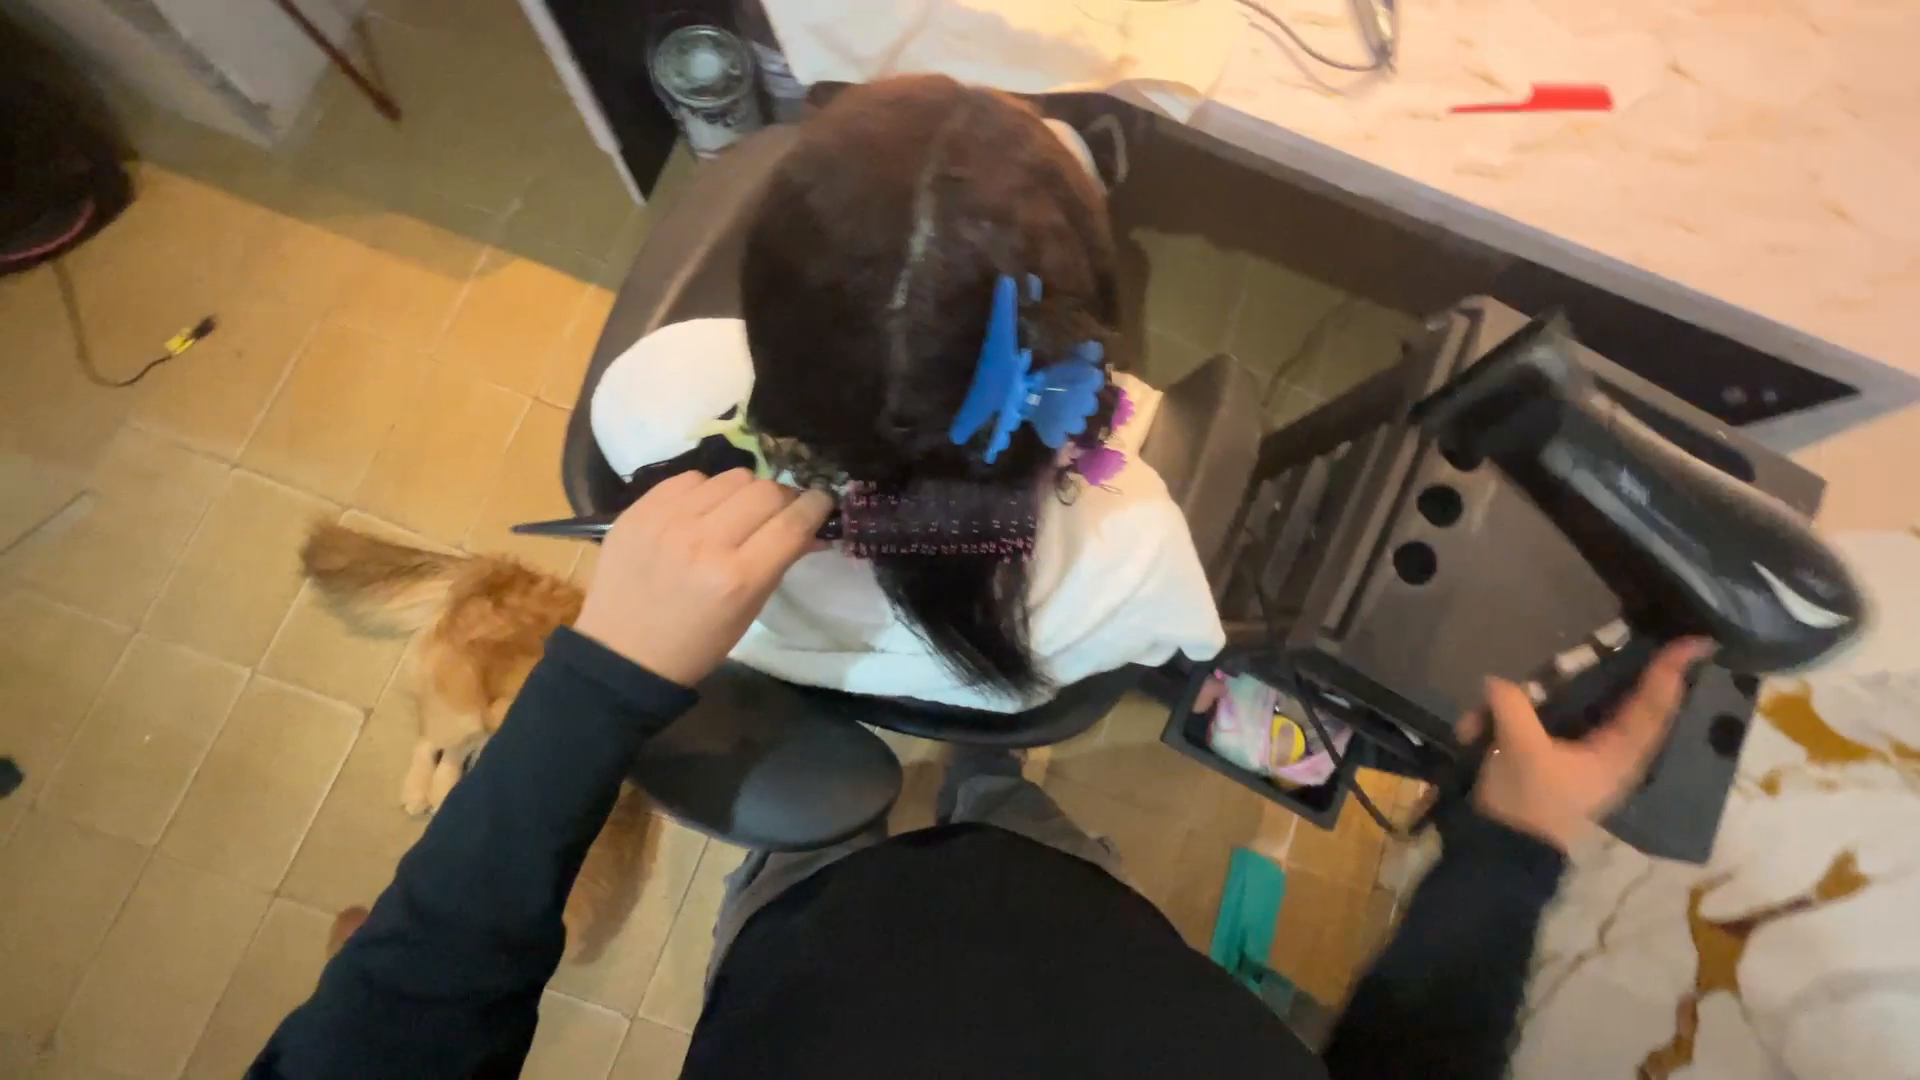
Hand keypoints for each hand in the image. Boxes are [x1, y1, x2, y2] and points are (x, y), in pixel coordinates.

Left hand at [574, 470, 833, 685]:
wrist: (622, 652)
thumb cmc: (698, 641)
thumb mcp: (750, 609)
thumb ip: (782, 561)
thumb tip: (814, 527)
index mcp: (738, 578)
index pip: (793, 523)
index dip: (816, 506)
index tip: (822, 502)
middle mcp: (705, 542)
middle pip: (766, 490)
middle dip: (783, 498)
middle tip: (780, 511)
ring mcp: (668, 521)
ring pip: (732, 476)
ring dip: (745, 492)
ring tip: (738, 512)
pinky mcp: (640, 509)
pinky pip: (692, 478)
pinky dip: (707, 491)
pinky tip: (702, 512)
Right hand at [1463, 638, 1714, 850]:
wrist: (1501, 845)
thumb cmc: (1529, 799)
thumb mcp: (1520, 748)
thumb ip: (1512, 706)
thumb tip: (1497, 682)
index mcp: (1619, 753)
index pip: (1652, 706)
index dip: (1670, 673)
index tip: (1693, 643)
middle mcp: (1604, 750)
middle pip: (1593, 699)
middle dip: (1555, 684)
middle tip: (1543, 668)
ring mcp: (1572, 753)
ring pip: (1546, 709)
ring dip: (1505, 710)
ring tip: (1476, 725)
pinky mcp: (1541, 756)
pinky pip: (1520, 724)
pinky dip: (1494, 723)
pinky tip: (1471, 734)